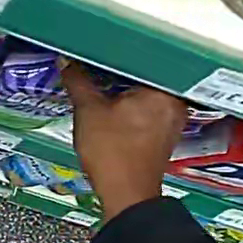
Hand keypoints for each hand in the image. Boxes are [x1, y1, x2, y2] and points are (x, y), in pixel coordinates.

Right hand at [60, 63, 186, 221]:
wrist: (125, 195)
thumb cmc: (112, 153)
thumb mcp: (88, 111)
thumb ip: (78, 82)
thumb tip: (66, 63)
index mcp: (163, 90)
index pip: (143, 57)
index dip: (119, 51)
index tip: (101, 46)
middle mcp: (175, 103)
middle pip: (145, 76)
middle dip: (120, 71)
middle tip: (97, 61)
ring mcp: (172, 121)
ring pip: (146, 93)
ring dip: (125, 89)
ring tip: (101, 82)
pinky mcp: (163, 136)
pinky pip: (146, 110)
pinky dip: (130, 106)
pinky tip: (111, 105)